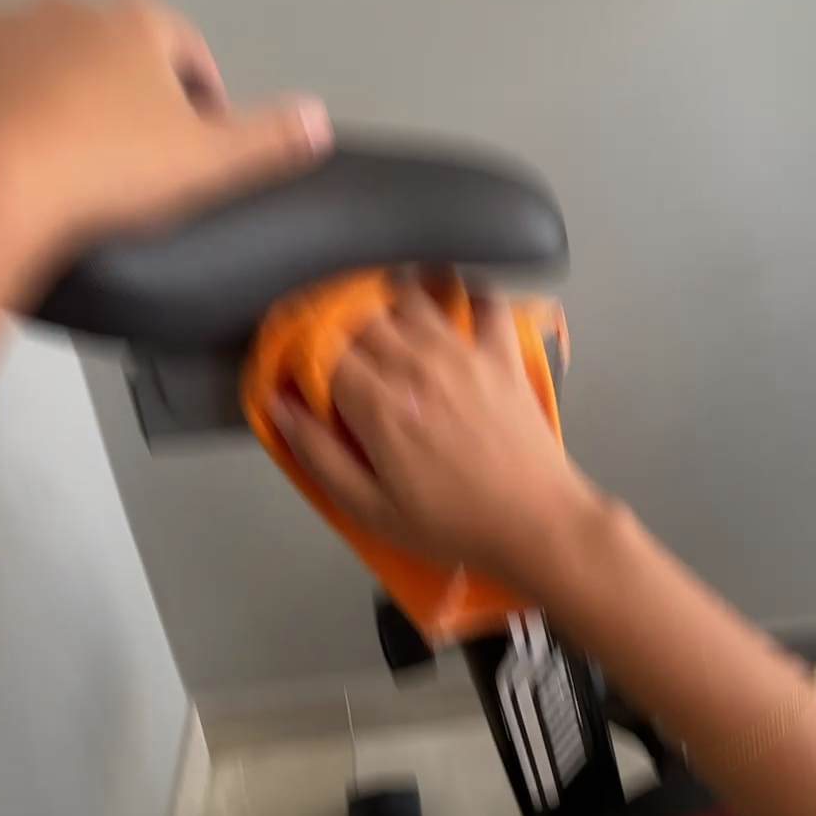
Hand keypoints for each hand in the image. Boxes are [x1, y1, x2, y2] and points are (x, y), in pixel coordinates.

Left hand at [0, 0, 331, 287]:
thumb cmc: (91, 172)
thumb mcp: (212, 163)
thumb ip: (270, 138)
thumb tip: (315, 119)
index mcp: (130, 24)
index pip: (184, 47)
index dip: (198, 90)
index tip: (196, 124)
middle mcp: (56, 6)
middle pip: (107, 44)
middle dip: (123, 88)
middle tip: (129, 148)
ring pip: (34, 49)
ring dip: (52, 87)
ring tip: (64, 150)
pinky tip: (2, 138)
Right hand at [270, 287, 602, 581]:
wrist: (536, 523)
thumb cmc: (455, 524)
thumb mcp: (372, 510)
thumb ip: (320, 456)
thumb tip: (280, 409)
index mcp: (381, 405)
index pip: (323, 348)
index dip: (300, 344)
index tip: (294, 353)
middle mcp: (419, 366)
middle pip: (360, 314)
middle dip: (336, 319)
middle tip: (332, 338)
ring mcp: (465, 353)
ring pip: (411, 296)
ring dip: (386, 299)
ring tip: (379, 319)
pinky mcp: (503, 355)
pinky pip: (485, 301)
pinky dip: (465, 290)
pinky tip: (450, 301)